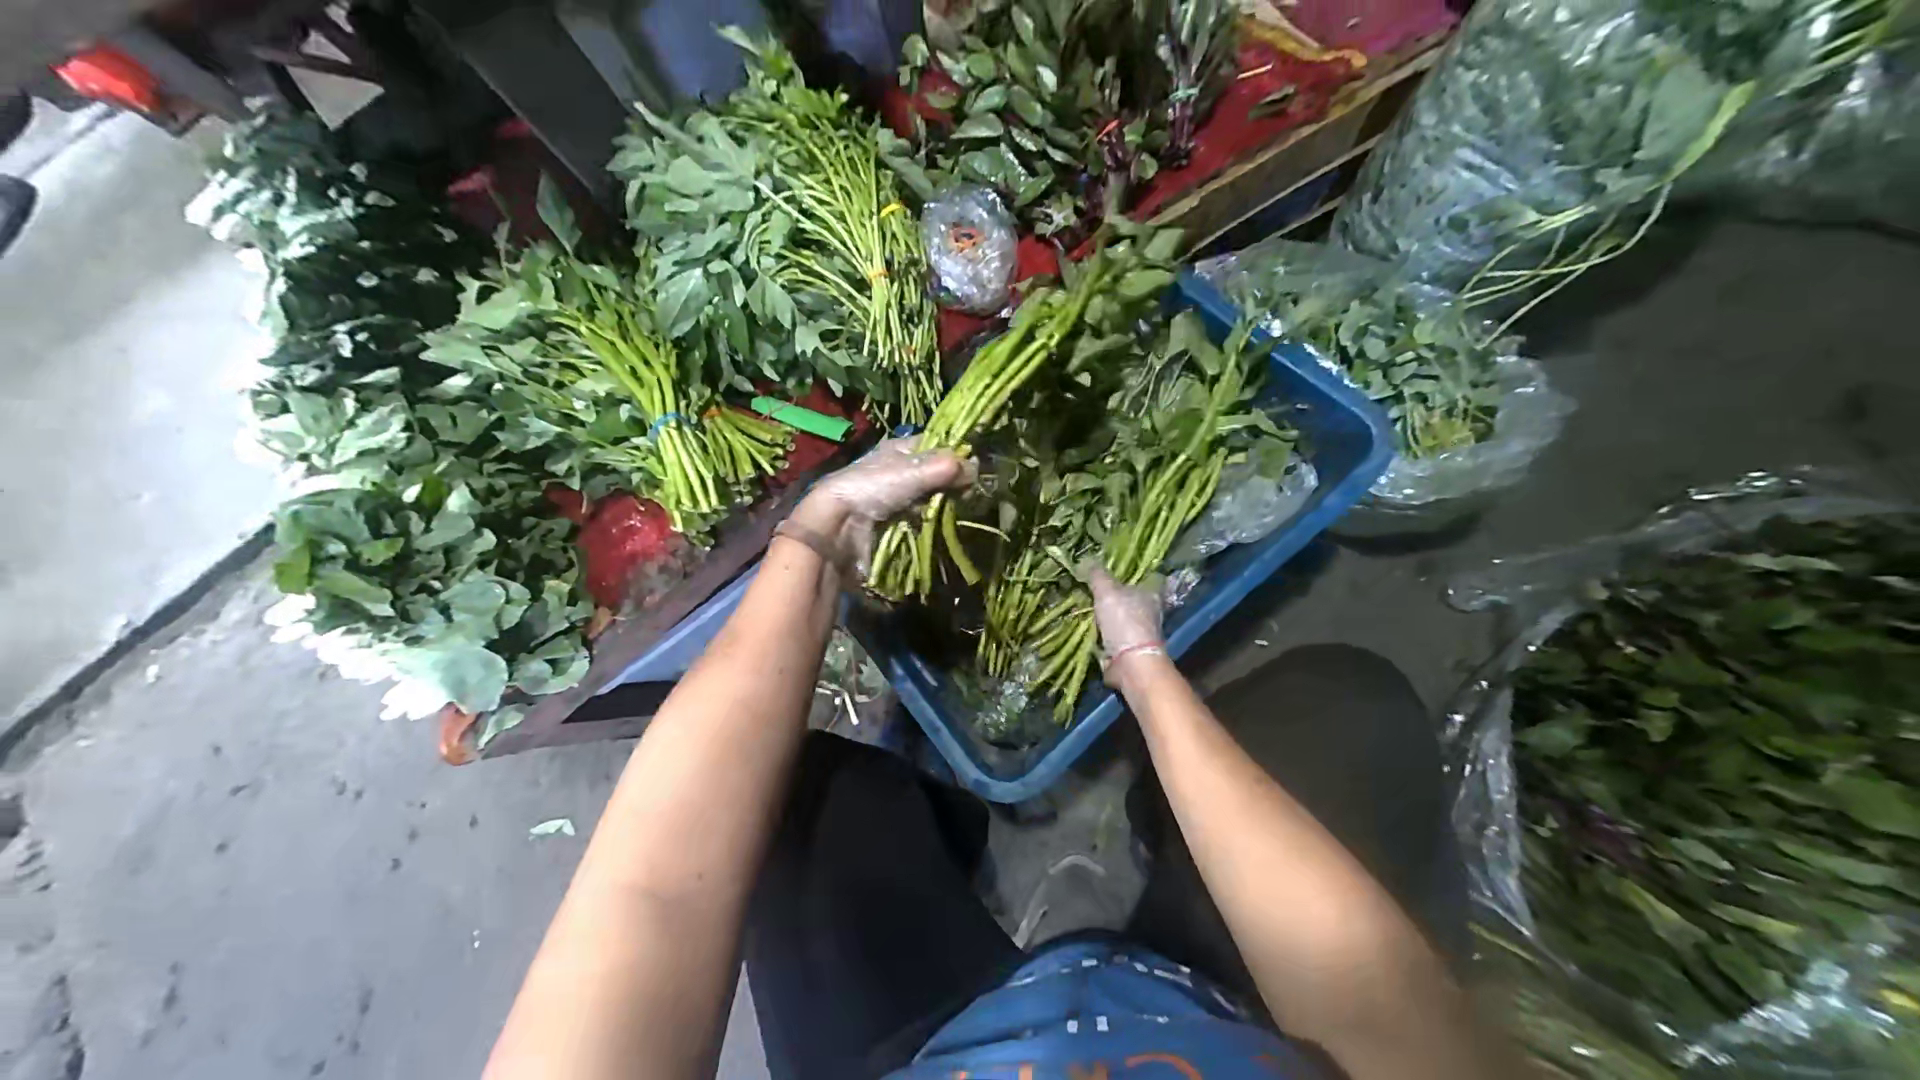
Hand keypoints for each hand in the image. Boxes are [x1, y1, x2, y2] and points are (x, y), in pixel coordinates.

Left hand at [784, 437, 972, 580]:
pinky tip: (944, 526)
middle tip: (971, 493)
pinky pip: (923, 520)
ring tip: (961, 511)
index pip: (935, 445)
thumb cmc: (871, 488)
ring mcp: (897, 499)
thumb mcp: (912, 471)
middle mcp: (899, 471)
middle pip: (936, 474)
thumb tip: (975, 467)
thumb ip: (944, 468)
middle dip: (952, 483)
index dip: (955, 454)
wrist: (836, 527)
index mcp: (899, 450)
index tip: (975, 467)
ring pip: (931, 498)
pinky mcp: (896, 524)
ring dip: (944, 505)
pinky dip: (933, 522)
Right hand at [1085, 563, 1166, 686]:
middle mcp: (1149, 611)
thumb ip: (1097, 575)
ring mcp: (1139, 631)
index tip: (1119, 568)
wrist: (1130, 663)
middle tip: (1095, 586)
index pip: (1150, 577)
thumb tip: (1087, 558)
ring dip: (1108, 615)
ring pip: (1122, 617)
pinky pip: (1113, 635)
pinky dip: (1102, 633)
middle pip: (1134, 597)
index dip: (1138, 571)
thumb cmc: (1124, 621)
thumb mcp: (1107, 591)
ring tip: (1085, 605)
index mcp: (1151, 594)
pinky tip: (1086, 627)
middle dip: (1117, 594)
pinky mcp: (1128, 649)